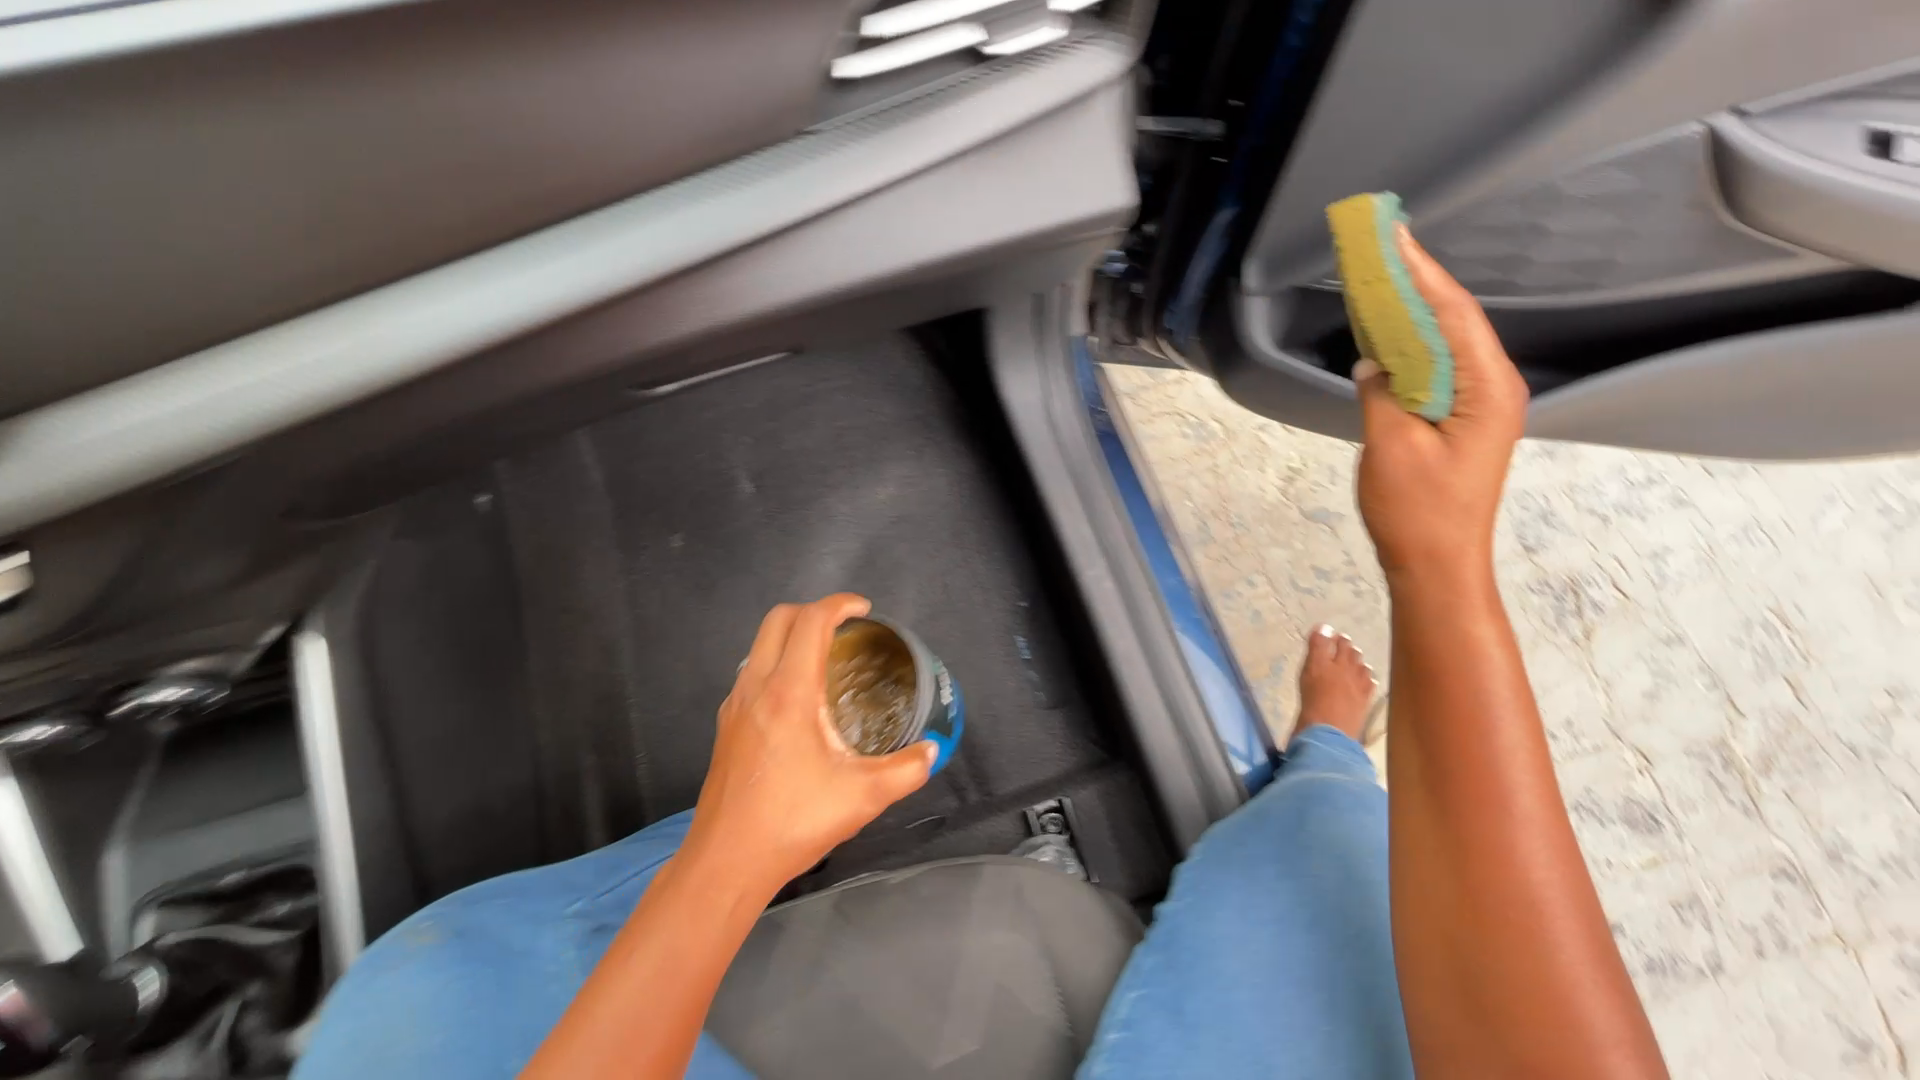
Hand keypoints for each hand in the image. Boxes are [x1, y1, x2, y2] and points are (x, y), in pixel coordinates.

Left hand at [683, 593, 936, 892]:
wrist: (727, 861)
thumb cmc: (794, 822)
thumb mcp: (864, 796)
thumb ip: (906, 770)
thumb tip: (931, 752)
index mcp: (789, 692)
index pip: (811, 622)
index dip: (840, 605)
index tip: (865, 610)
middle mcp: (756, 687)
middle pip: (778, 619)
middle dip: (813, 611)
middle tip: (846, 629)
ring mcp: (734, 706)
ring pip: (759, 645)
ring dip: (791, 636)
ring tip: (826, 660)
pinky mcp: (725, 727)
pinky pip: (751, 673)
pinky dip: (776, 664)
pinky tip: (799, 701)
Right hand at [1354, 225, 1529, 580]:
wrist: (1437, 565)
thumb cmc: (1417, 510)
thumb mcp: (1390, 447)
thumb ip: (1381, 393)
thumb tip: (1373, 360)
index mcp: (1487, 388)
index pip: (1453, 314)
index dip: (1422, 271)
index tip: (1395, 234)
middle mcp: (1494, 388)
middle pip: (1455, 320)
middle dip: (1420, 281)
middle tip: (1385, 244)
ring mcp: (1480, 405)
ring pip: (1447, 343)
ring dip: (1415, 310)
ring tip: (1384, 275)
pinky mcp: (1462, 420)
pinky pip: (1438, 368)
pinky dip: (1413, 345)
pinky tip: (1390, 331)